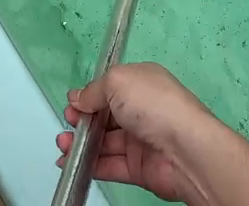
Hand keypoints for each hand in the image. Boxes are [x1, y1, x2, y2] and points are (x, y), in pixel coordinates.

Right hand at [54, 63, 218, 204]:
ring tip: (63, 144)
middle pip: (105, 115)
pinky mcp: (138, 168)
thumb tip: (78, 98)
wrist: (185, 150)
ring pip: (104, 142)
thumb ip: (93, 90)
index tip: (72, 102)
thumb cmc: (153, 104)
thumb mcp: (117, 81)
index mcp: (141, 82)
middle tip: (68, 122)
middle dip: (82, 119)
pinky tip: (71, 163)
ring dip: (81, 143)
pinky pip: (109, 165)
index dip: (89, 94)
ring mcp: (140, 140)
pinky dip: (90, 164)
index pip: (110, 88)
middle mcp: (141, 109)